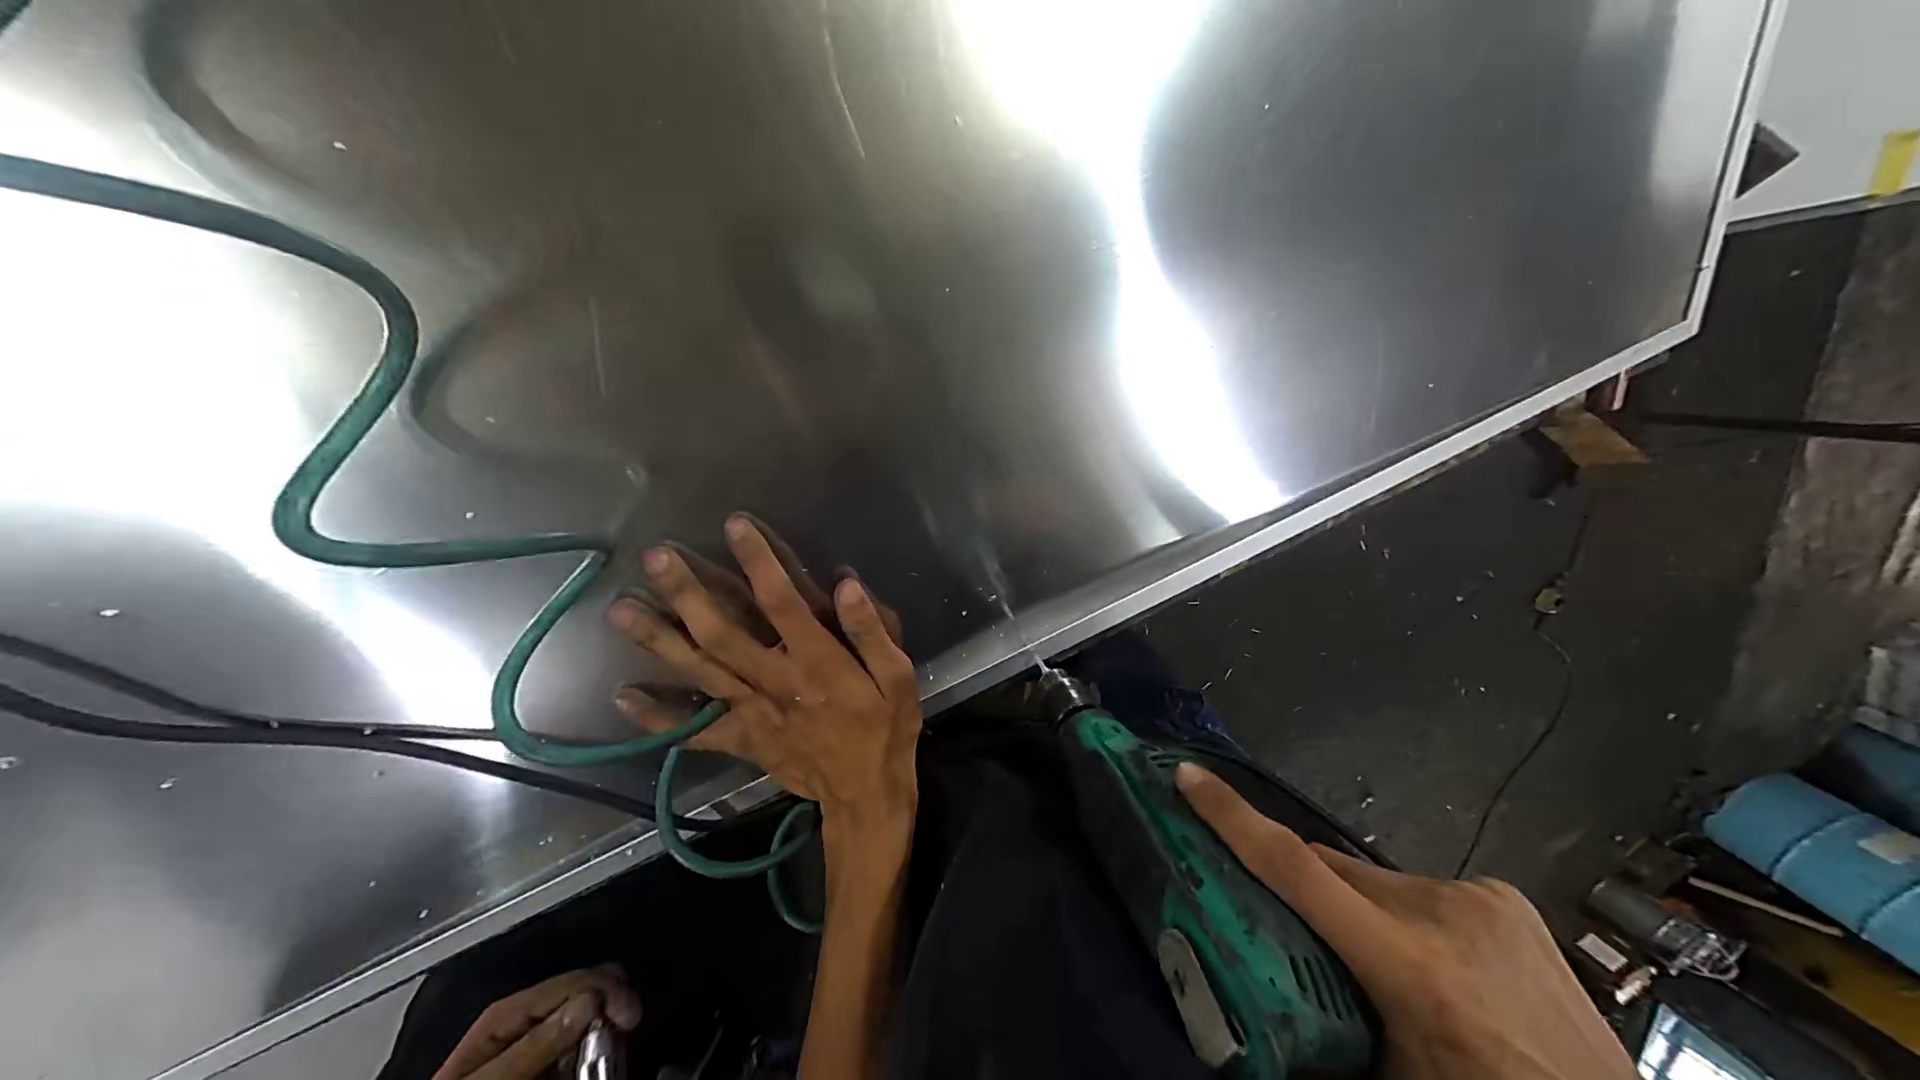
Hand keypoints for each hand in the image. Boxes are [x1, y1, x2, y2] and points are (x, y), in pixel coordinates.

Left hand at [431, 966, 642, 1079]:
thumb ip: (534, 1045)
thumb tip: (590, 1001)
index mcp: (508, 1013)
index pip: (574, 981)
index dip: (609, 991)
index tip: (632, 1017)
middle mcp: (525, 1015)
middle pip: (586, 987)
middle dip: (613, 1001)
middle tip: (630, 1030)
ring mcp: (534, 1036)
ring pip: (589, 1010)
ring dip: (609, 1023)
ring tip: (621, 1046)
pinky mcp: (541, 1055)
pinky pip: (580, 1037)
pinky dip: (598, 1041)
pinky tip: (603, 1057)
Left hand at [607, 515, 921, 823]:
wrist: (865, 795)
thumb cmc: (885, 729)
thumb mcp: (899, 678)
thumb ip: (872, 632)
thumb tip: (846, 584)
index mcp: (818, 663)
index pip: (783, 602)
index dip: (758, 561)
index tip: (735, 525)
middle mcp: (776, 682)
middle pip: (723, 634)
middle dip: (687, 594)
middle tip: (655, 558)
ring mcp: (753, 714)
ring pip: (700, 672)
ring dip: (659, 641)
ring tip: (621, 611)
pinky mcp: (742, 740)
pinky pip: (695, 731)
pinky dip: (658, 716)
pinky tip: (624, 697)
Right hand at [1175, 764, 1636, 1079]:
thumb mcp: (1387, 1077)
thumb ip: (1318, 1022)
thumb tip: (1253, 992)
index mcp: (1412, 967)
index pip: (1296, 869)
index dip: (1233, 818)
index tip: (1188, 777)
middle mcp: (1445, 912)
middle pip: (1327, 868)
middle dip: (1297, 886)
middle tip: (1279, 923)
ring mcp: (1482, 898)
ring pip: (1369, 879)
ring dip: (1351, 906)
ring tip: (1372, 964)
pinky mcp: (1505, 897)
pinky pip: (1416, 888)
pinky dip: (1397, 912)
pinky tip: (1427, 960)